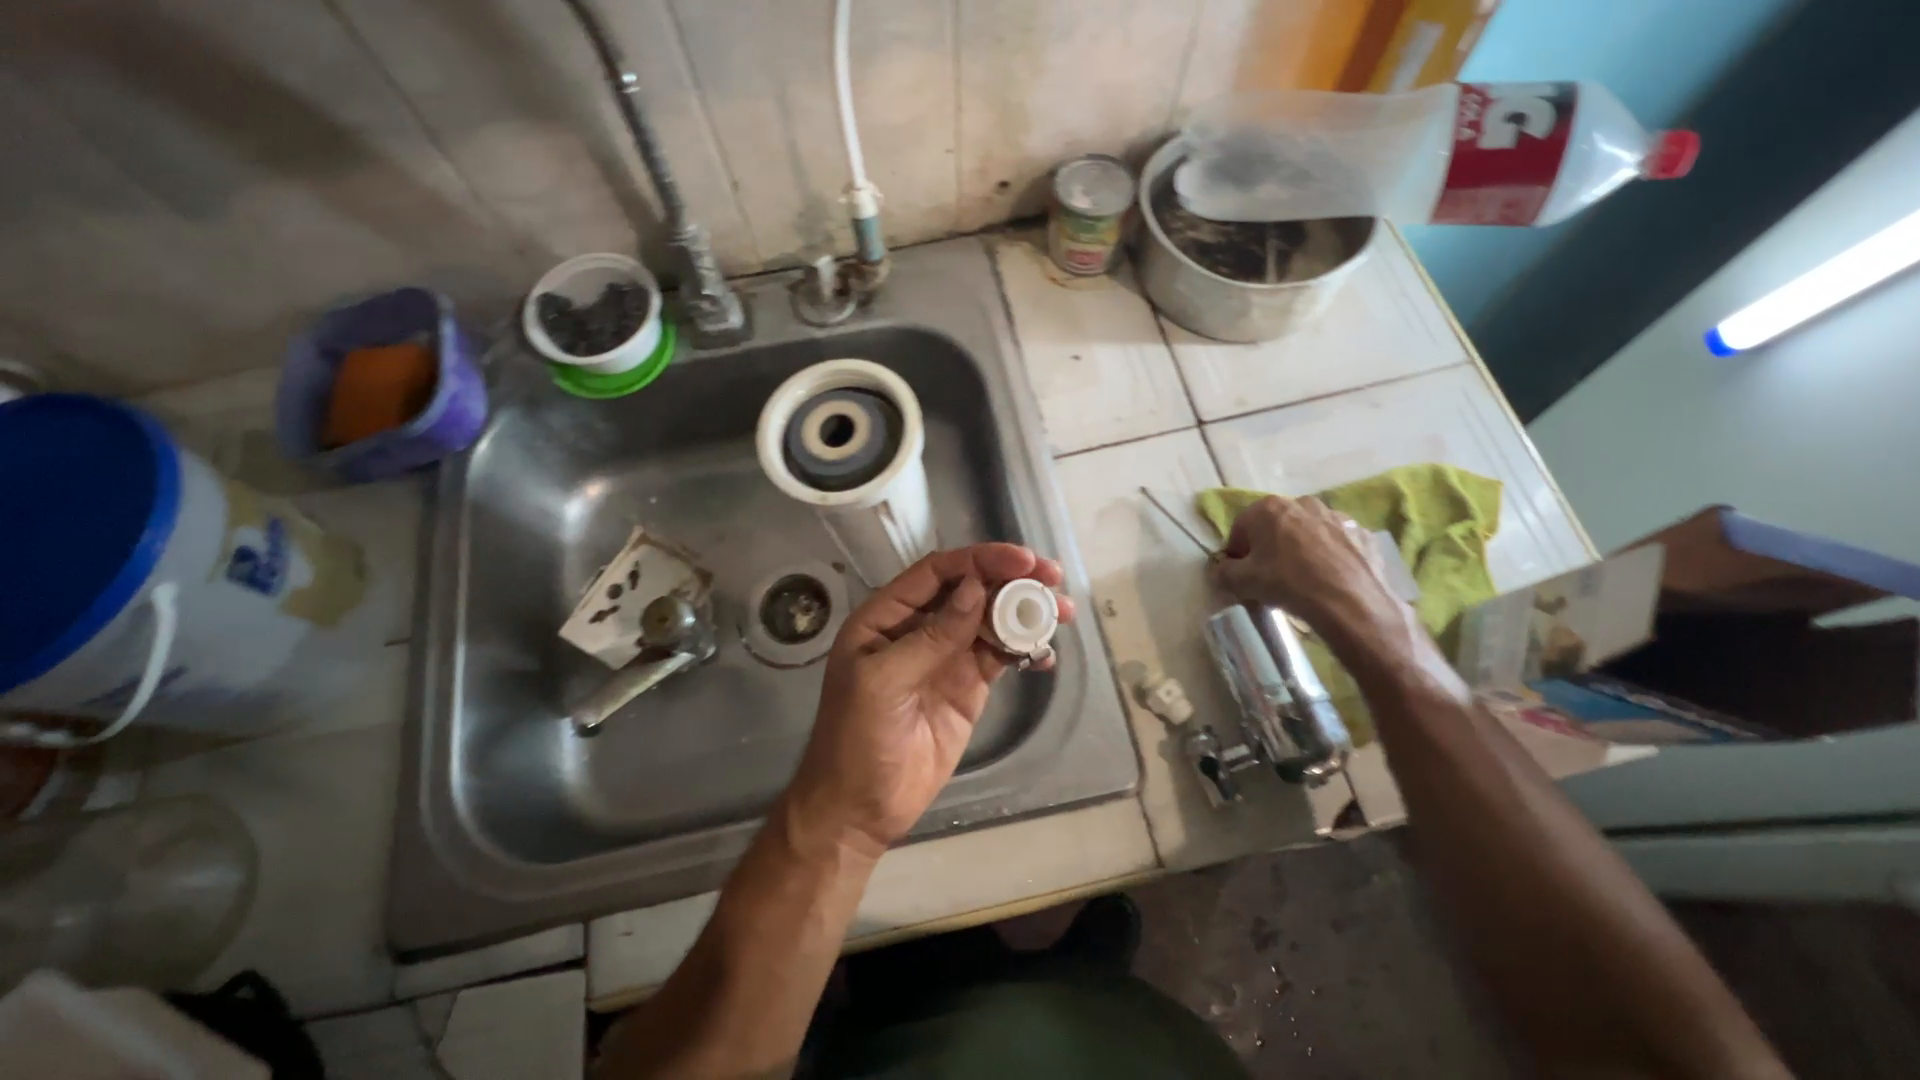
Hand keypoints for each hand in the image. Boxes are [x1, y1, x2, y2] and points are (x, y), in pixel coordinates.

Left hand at [782, 545, 1074, 860]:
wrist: (859, 807)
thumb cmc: (856, 740)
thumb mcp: (884, 682)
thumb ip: (931, 636)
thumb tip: (976, 589)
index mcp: (886, 617)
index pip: (938, 573)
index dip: (980, 560)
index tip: (1023, 561)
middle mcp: (918, 629)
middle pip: (971, 590)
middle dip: (1012, 580)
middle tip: (1054, 580)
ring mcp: (945, 658)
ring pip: (991, 620)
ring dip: (1026, 612)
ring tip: (1063, 612)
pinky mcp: (967, 688)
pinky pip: (1000, 656)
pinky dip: (1024, 650)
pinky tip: (1045, 653)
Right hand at [1211, 495, 1399, 640]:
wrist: (1348, 601)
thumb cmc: (1288, 583)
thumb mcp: (1242, 582)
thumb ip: (1223, 572)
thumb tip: (1220, 570)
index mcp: (1269, 508)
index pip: (1241, 528)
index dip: (1237, 553)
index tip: (1241, 574)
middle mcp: (1302, 503)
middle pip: (1276, 526)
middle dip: (1270, 547)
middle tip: (1271, 576)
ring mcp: (1336, 515)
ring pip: (1307, 531)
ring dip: (1300, 548)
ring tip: (1303, 579)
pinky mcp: (1361, 533)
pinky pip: (1336, 542)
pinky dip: (1329, 555)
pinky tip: (1329, 578)